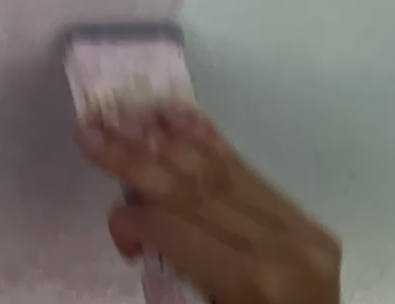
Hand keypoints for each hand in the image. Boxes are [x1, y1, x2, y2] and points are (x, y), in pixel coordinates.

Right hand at [75, 105, 338, 303]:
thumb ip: (171, 260)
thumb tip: (135, 213)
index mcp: (248, 281)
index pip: (172, 228)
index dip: (131, 219)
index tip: (116, 232)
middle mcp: (277, 248)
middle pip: (189, 188)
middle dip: (131, 155)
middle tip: (89, 130)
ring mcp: (297, 229)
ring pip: (214, 170)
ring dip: (161, 137)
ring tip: (121, 112)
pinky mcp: (304, 220)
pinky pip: (245, 170)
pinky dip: (205, 138)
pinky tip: (173, 113)